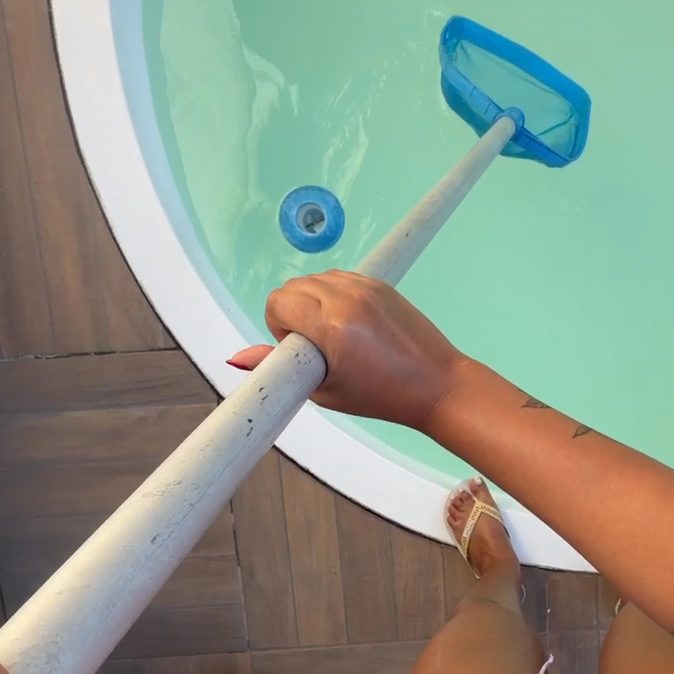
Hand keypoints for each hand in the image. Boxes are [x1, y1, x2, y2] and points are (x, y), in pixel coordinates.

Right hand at [228, 270, 469, 430]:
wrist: (436, 385)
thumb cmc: (385, 395)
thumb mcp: (325, 391)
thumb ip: (278, 370)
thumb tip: (237, 358)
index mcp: (332, 326)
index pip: (278, 301)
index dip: (279, 327)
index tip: (297, 348)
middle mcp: (348, 298)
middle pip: (293, 286)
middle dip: (294, 314)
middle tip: (316, 346)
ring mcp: (367, 287)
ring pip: (316, 278)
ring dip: (314, 302)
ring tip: (336, 336)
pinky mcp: (381, 284)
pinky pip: (340, 277)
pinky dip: (336, 295)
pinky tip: (352, 324)